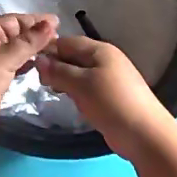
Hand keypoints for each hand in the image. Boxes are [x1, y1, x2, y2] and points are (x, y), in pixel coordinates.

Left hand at [0, 13, 59, 145]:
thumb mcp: (4, 59)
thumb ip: (28, 42)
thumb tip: (51, 23)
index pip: (13, 20)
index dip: (35, 21)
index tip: (58, 23)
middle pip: (14, 35)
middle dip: (35, 35)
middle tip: (60, 40)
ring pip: (14, 51)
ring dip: (31, 50)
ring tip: (54, 52)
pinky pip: (12, 67)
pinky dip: (25, 65)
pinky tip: (38, 67)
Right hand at [35, 36, 176, 158]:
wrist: (145, 135)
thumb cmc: (112, 103)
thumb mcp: (81, 84)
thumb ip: (58, 70)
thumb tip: (38, 60)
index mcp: (100, 50)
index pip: (66, 42)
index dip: (48, 51)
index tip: (31, 65)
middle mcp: (105, 59)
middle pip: (72, 56)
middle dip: (56, 66)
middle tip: (41, 82)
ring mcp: (108, 78)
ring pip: (78, 73)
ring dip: (64, 80)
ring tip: (52, 91)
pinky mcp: (109, 96)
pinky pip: (86, 87)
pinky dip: (75, 91)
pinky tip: (70, 101)